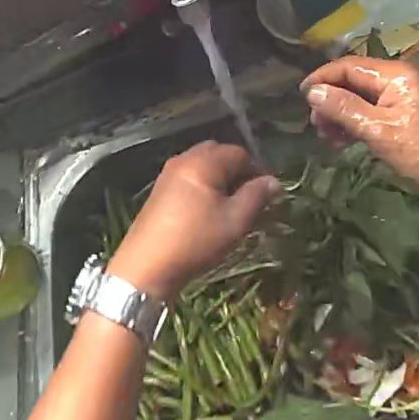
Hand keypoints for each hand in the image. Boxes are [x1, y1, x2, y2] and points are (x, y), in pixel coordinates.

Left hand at [107, 141, 278, 298]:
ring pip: (202, 164)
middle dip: (236, 170)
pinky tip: (206, 211)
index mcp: (203, 162)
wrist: (145, 267)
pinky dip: (202, 184)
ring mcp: (168, 173)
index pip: (239, 153)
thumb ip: (256, 197)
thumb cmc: (195, 241)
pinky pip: (188, 175)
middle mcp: (184, 159)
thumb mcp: (234, 222)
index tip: (265, 195)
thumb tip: (273, 181)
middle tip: (247, 198)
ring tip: (228, 206)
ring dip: (219, 177)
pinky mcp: (159, 189)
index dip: (256, 170)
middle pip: (218, 153)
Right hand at [302, 56, 418, 206]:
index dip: (322, 78)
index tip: (300, 96)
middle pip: (356, 81)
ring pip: (365, 99)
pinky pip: (377, 113)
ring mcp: (408, 99)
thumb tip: (313, 91)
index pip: (349, 66)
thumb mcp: (379, 131)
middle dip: (331, 99)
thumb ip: (344, 108)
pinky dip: (358, 123)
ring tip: (326, 136)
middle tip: (314, 124)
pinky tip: (346, 140)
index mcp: (395, 75)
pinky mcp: (411, 118)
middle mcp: (401, 80)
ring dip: (343, 114)